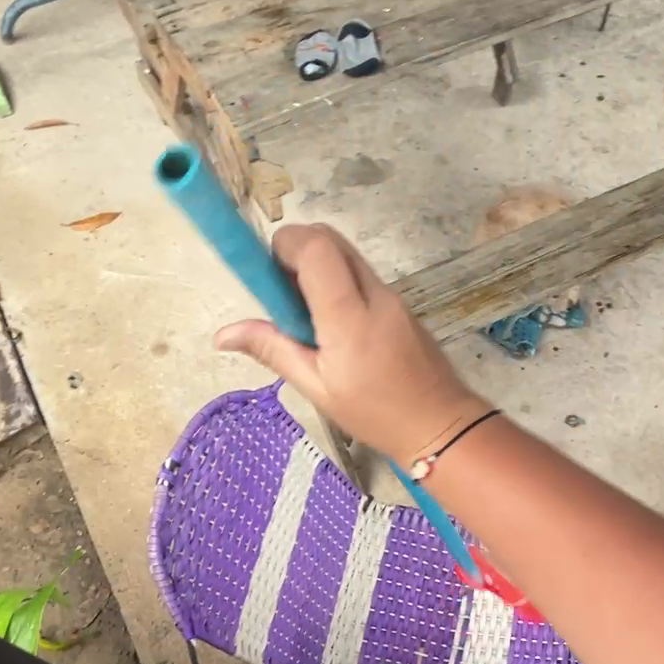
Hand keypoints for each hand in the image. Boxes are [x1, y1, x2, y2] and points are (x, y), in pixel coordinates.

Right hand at [215, 223, 490, 463]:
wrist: (441, 425)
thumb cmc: (376, 414)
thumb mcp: (318, 389)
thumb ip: (274, 350)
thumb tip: (222, 334)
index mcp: (349, 317)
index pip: (316, 248)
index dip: (284, 245)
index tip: (266, 274)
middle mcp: (374, 294)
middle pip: (331, 239)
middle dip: (296, 248)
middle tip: (280, 290)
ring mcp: (393, 295)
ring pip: (348, 255)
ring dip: (317, 265)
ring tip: (304, 312)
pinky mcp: (401, 303)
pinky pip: (362, 274)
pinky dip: (337, 281)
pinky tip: (332, 324)